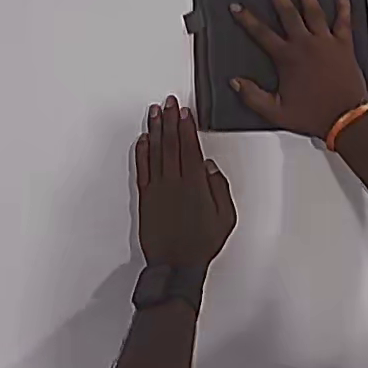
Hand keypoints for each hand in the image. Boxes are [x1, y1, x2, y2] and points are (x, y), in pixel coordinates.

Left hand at [135, 96, 236, 267]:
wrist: (175, 265)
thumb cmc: (201, 243)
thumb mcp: (225, 217)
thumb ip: (219, 188)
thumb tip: (209, 167)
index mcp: (194, 184)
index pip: (189, 146)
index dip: (186, 126)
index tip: (184, 111)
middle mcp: (174, 181)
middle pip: (171, 142)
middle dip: (170, 119)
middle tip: (168, 102)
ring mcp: (157, 187)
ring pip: (155, 150)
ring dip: (155, 128)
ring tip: (154, 112)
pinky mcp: (145, 196)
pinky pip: (142, 168)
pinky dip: (142, 151)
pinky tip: (143, 139)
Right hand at [228, 0, 367, 138]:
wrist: (346, 119)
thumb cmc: (314, 115)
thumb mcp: (276, 112)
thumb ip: (253, 96)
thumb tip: (236, 83)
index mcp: (287, 58)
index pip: (261, 32)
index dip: (247, 18)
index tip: (238, 7)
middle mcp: (305, 44)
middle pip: (287, 11)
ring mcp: (326, 42)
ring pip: (313, 9)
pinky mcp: (344, 45)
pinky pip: (343, 20)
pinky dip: (343, 5)